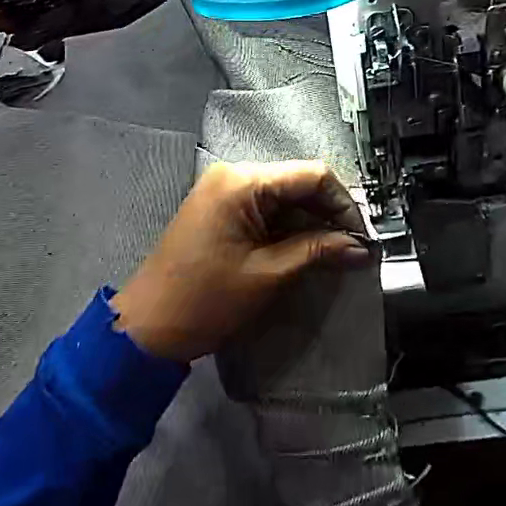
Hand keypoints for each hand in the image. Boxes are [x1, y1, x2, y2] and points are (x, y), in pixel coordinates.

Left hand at [111, 160, 371, 361]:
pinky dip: (290, 228)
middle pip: (300, 183)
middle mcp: (234, 176)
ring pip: (287, 197)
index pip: (312, 175)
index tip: (360, 236)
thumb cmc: (203, 301)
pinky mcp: (222, 210)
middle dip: (330, 215)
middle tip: (353, 248)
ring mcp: (225, 191)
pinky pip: (268, 209)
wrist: (145, 330)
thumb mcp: (268, 274)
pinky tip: (308, 250)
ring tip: (335, 253)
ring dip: (312, 223)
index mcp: (242, 182)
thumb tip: (360, 247)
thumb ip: (317, 251)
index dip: (343, 204)